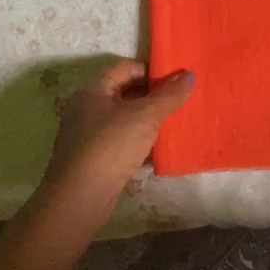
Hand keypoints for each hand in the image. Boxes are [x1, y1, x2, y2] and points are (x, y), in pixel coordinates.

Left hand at [39, 60, 195, 204]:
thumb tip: (191, 75)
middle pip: (127, 93)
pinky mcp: (94, 159)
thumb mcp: (145, 116)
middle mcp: (87, 109)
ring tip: (175, 123)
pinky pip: (122, 141)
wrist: (78, 201)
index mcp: (93, 91)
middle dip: (154, 97)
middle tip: (181, 100)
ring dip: (149, 121)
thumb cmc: (110, 148)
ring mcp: (88, 136)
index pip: (127, 69)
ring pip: (125, 119)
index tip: (177, 80)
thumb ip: (170, 95)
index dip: (153, 71)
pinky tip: (160, 149)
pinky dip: (140, 142)